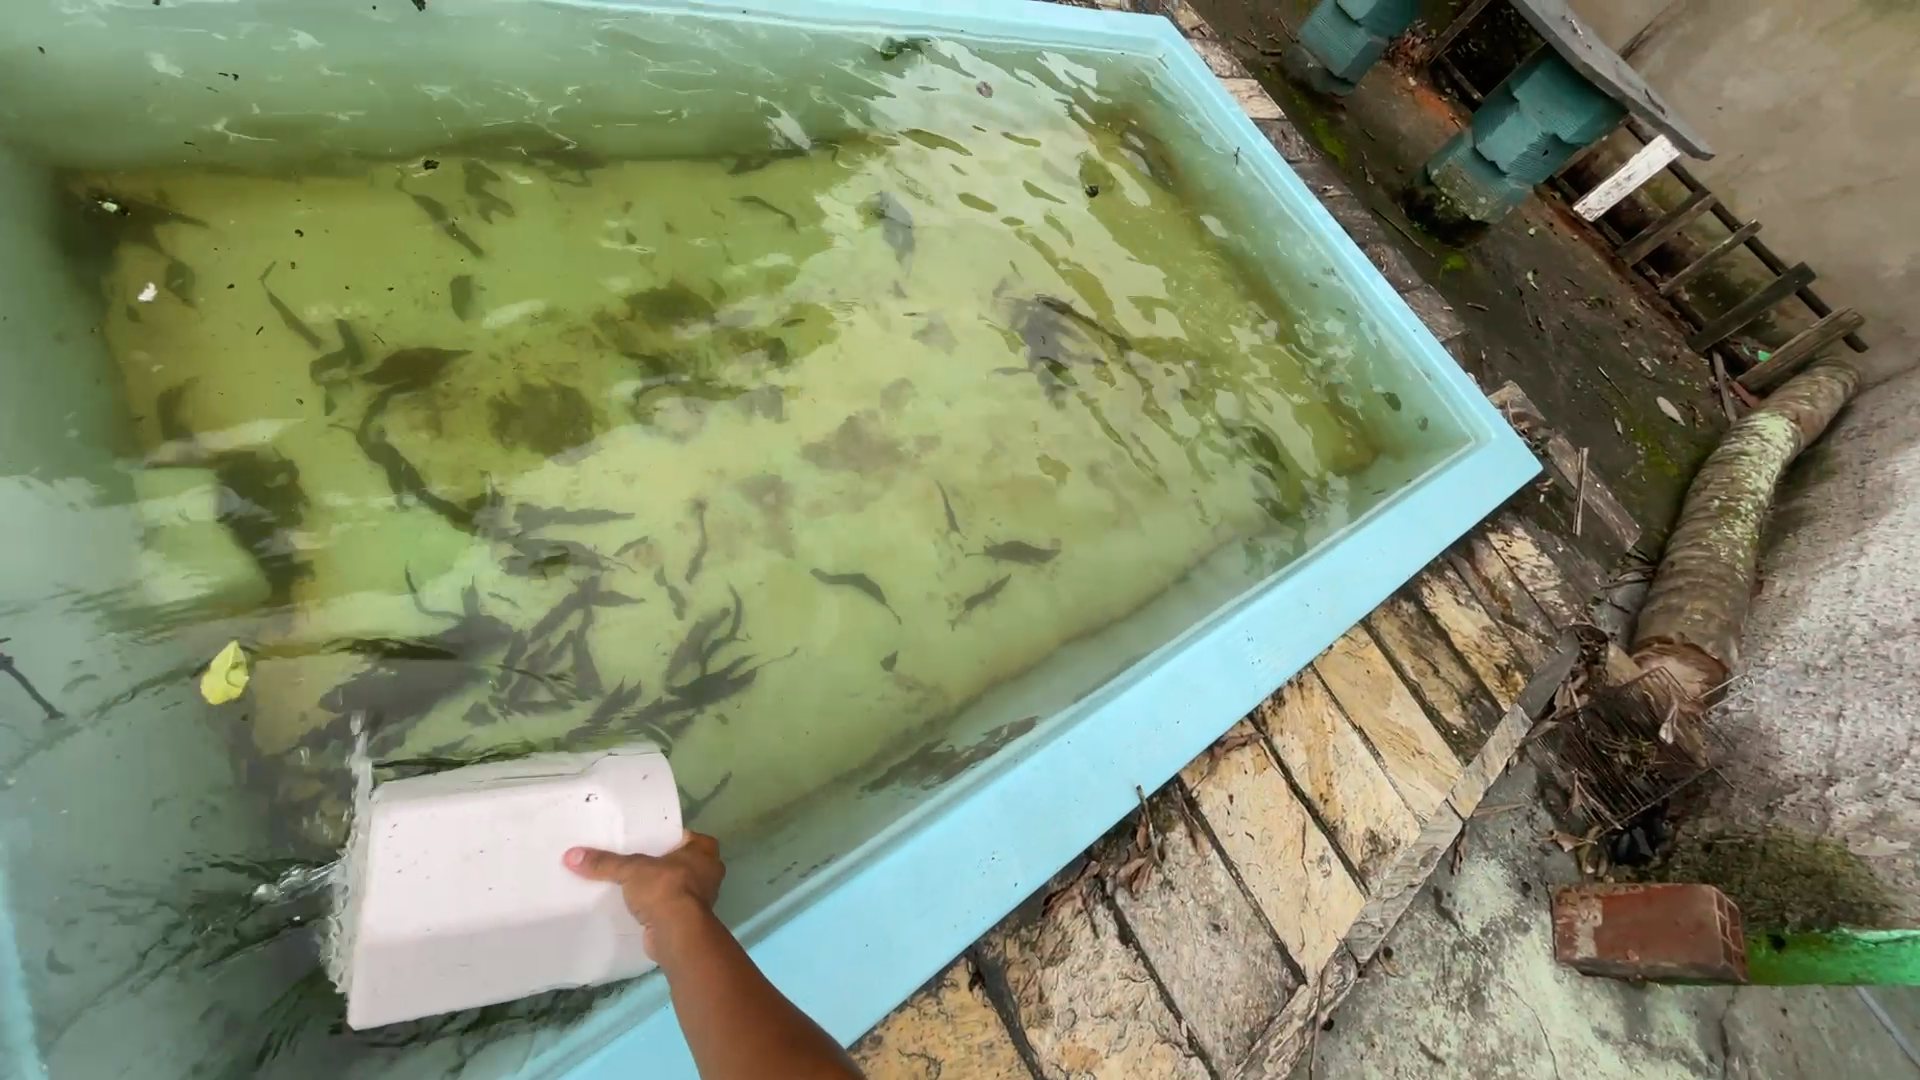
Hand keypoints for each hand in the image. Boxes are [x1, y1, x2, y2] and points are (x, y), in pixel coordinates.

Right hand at [565, 831, 724, 959]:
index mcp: (704, 848)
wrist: (677, 934)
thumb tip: (571, 855)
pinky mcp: (689, 916)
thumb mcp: (631, 870)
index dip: (658, 837)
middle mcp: (708, 868)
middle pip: (674, 860)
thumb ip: (605, 862)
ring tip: (627, 884)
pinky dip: (655, 905)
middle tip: (627, 862)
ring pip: (672, 884)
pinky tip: (634, 907)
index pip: (677, 835)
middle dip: (655, 864)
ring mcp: (700, 894)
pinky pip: (668, 904)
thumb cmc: (665, 889)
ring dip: (655, 887)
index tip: (636, 840)